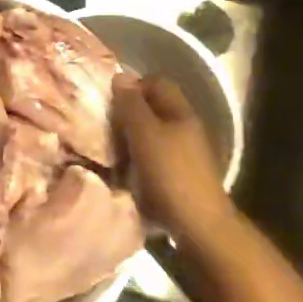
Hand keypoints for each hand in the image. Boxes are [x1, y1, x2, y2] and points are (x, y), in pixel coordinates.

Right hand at [113, 74, 231, 233]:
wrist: (198, 225)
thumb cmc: (170, 174)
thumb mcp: (145, 135)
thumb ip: (132, 105)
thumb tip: (120, 76)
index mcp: (181, 113)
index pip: (156, 83)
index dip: (133, 86)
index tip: (109, 101)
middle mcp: (185, 128)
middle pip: (153, 109)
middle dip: (128, 114)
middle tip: (104, 125)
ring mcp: (184, 154)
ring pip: (151, 135)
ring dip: (130, 139)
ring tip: (109, 150)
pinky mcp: (178, 176)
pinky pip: (152, 158)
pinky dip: (136, 160)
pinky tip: (123, 172)